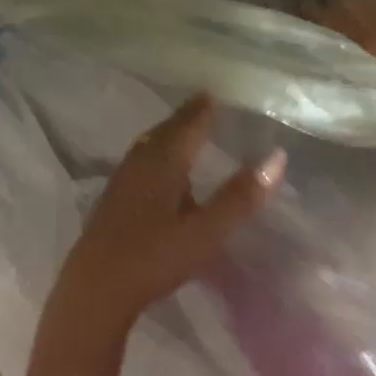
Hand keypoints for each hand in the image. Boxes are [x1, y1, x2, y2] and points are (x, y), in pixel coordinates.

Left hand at [55, 94, 284, 328]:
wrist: (98, 283)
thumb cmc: (156, 255)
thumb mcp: (207, 231)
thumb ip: (240, 196)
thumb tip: (277, 156)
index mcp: (165, 162)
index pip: (187, 126)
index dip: (201, 110)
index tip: (212, 92)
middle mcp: (141, 161)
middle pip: (165, 131)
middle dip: (184, 117)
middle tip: (200, 103)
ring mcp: (123, 178)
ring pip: (149, 145)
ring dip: (167, 133)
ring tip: (180, 129)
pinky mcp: (113, 197)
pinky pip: (139, 160)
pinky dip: (154, 152)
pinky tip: (156, 169)